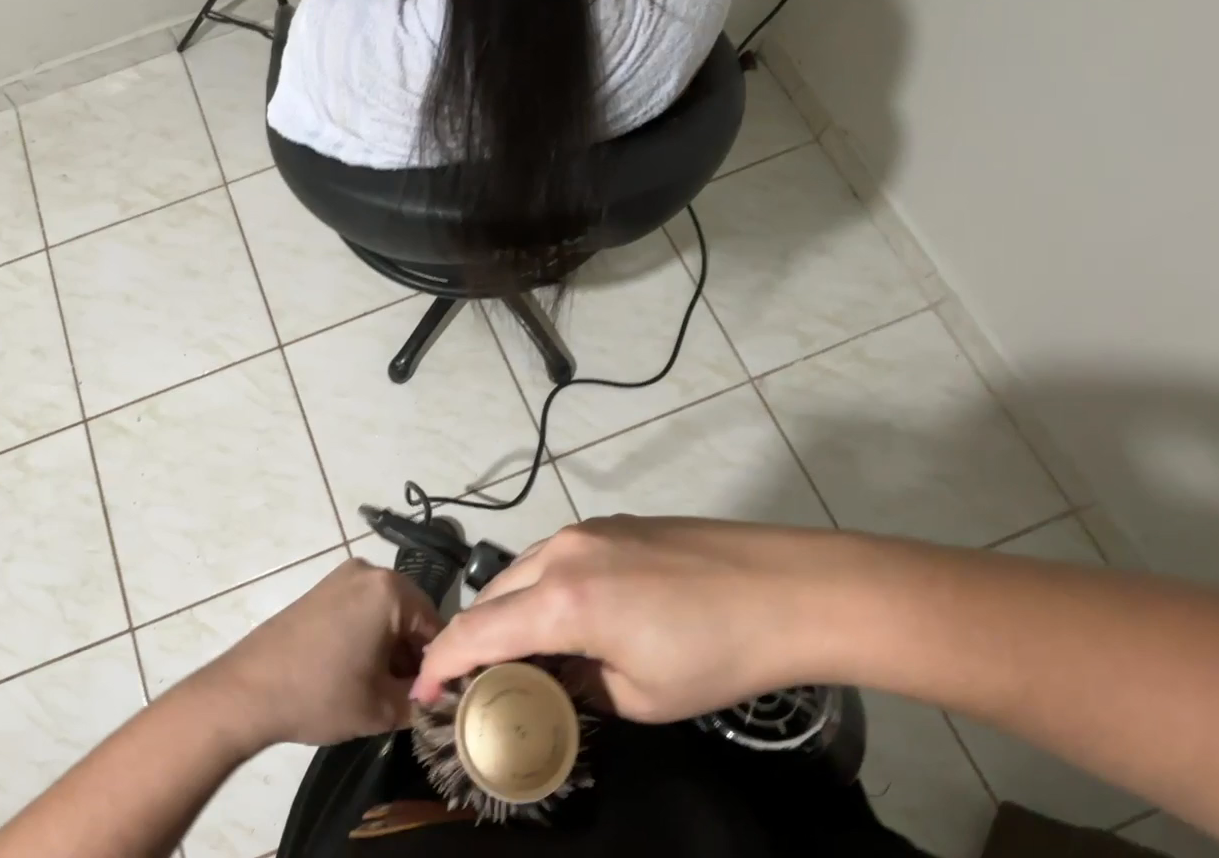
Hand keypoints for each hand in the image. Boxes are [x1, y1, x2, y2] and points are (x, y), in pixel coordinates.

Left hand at [206, 559, 440, 746]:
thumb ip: (422, 700)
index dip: (439, 668)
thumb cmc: (320, 695)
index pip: (438, 628)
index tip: (434, 699)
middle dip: (413, 657)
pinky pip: (362, 610)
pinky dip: (369, 637)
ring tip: (382, 690)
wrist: (245, 691)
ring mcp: (341, 577)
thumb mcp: (382, 708)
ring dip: (391, 649)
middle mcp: (369, 571)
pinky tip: (358, 672)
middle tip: (407, 698)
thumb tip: (439, 696)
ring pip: (386, 614)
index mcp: (391, 589)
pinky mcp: (321, 589)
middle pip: (411, 617)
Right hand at [412, 517, 848, 722]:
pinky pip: (554, 557)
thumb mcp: (642, 696)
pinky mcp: (614, 522)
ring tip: (519, 651)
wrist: (792, 589)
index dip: (443, 664)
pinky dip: (540, 589)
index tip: (426, 693)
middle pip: (491, 594)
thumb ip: (579, 686)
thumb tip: (558, 678)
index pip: (477, 631)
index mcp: (563, 599)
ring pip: (521, 571)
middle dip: (472, 638)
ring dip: (508, 610)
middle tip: (473, 680)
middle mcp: (562, 552)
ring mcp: (589, 529)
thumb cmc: (719, 653)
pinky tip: (565, 616)